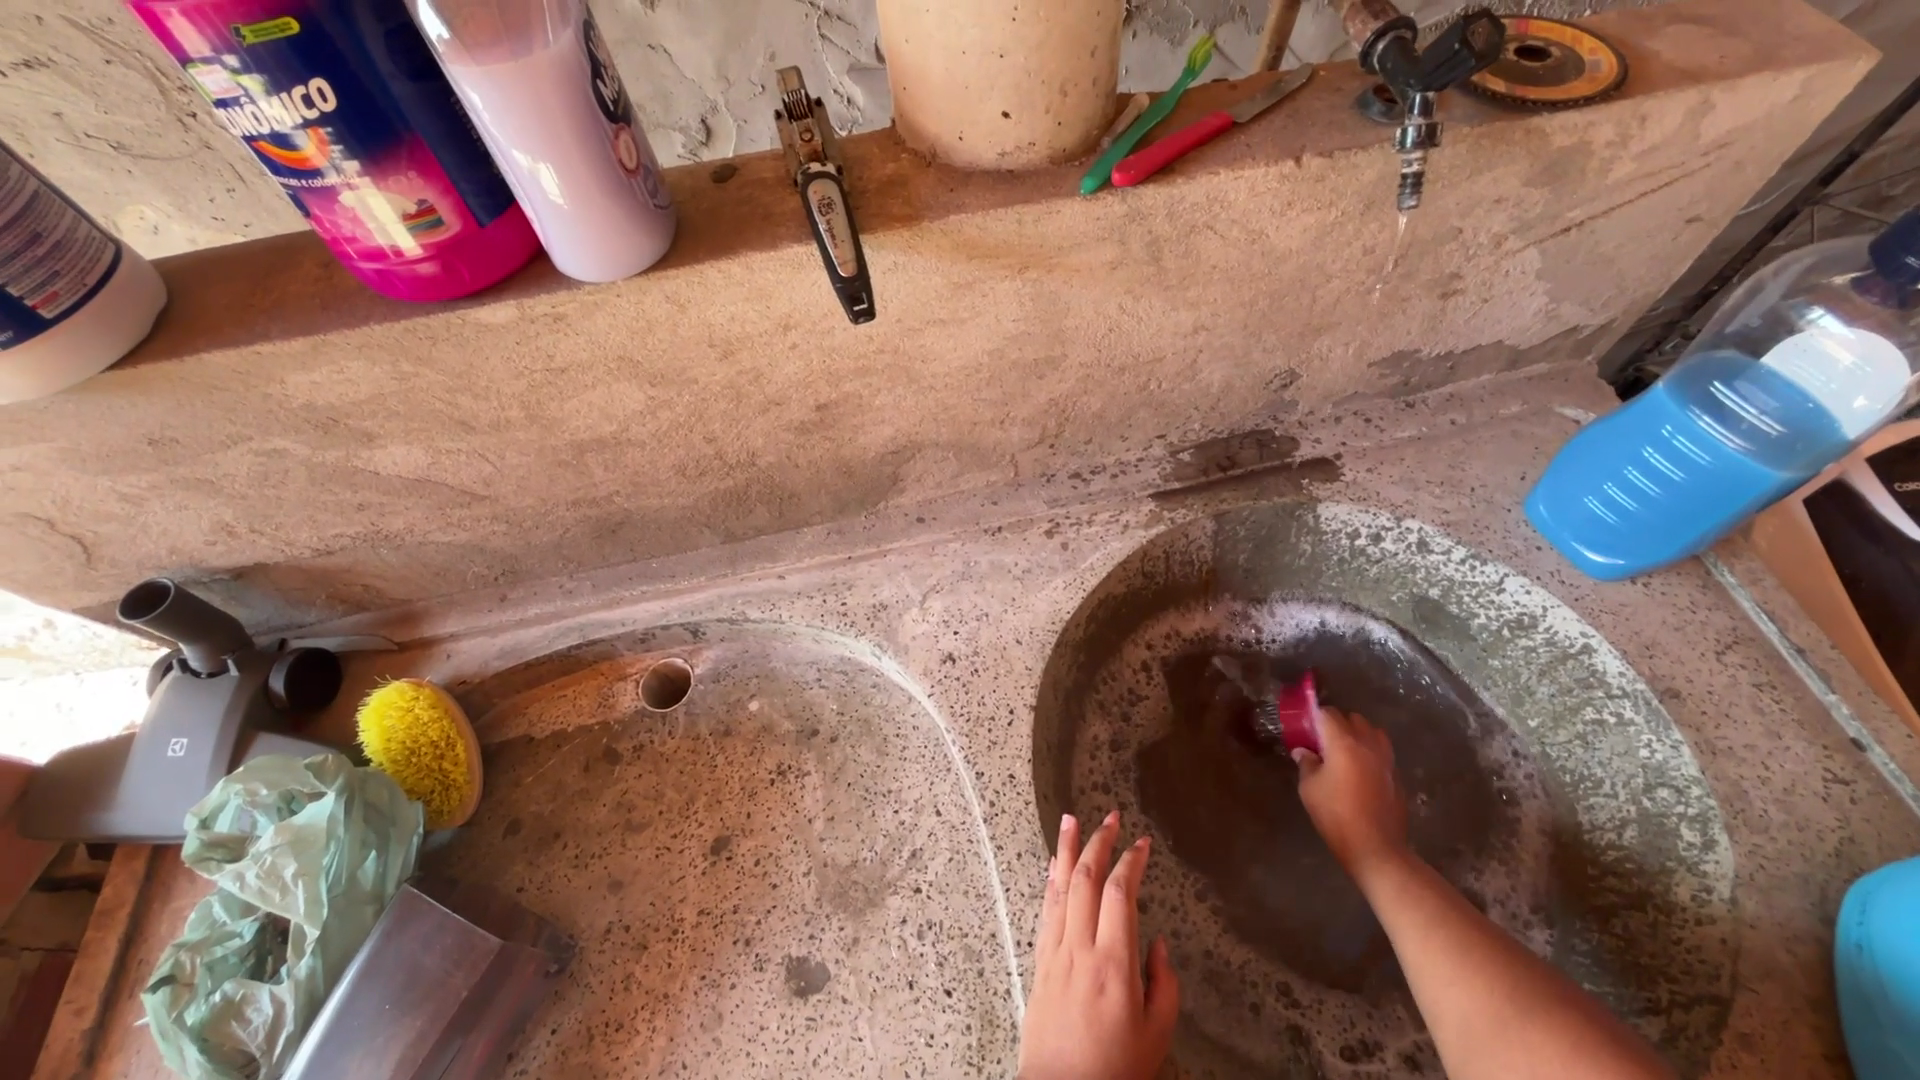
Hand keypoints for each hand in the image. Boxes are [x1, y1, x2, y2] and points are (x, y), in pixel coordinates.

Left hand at [1019, 811, 1179, 1079]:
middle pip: (1086, 881)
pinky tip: (1054, 866)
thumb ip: (1163, 983)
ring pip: (1060, 889)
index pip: (1121, 895)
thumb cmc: (1116, 1069)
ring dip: (1067, 851)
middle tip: (1109, 815)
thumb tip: (1157, 942)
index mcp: (1114, 965)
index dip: (1131, 862)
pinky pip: (1046, 911)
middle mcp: (1079, 950)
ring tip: (1071, 819)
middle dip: (1098, 843)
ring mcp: (1054, 954)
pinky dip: (1051, 882)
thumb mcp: (1157, 1033)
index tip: (1143, 843)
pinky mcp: (1039, 964)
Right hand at [1292, 707, 1408, 882]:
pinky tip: (1359, 772)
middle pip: (1353, 718)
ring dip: (1357, 734)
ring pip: (1372, 732)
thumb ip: (1306, 763)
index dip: (1314, 716)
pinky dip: (1369, 752)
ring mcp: (1386, 759)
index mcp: (1343, 743)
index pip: (1328, 714)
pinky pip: (1382, 752)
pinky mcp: (1396, 775)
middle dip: (1337, 723)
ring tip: (1344, 753)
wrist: (1375, 847)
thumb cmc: (1336, 815)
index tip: (1304, 728)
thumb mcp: (1309, 788)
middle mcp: (1368, 744)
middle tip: (1322, 741)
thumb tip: (1304, 751)